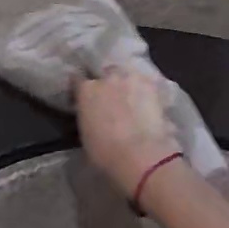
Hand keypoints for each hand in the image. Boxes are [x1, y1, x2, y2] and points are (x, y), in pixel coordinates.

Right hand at [76, 67, 180, 200]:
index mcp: (85, 91)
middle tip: (111, 98)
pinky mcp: (150, 84)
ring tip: (132, 99)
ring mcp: (129, 78)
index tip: (84, 95)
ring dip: (126, 85)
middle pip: (104, 73)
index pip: (77, 79)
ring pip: (126, 76)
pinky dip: (144, 91)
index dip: (81, 87)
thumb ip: (87, 116)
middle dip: (107, 83)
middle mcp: (105, 78)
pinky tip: (148, 103)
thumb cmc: (105, 153)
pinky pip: (144, 84)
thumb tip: (93, 115)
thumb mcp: (86, 134)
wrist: (139, 154)